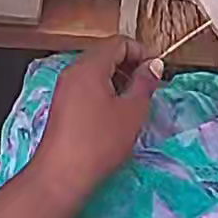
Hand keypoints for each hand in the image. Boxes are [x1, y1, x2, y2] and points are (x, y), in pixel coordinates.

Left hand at [27, 41, 162, 204]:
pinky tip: (115, 112)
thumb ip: (144, 83)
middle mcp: (74, 69)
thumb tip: (153, 64)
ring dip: (118, 78)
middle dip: (130, 65)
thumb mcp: (131, 112)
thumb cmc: (99, 142)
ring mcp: (65, 85)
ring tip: (135, 100)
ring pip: (96, 69)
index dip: (141, 52)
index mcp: (90, 65)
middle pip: (106, 53)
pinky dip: (104, 89)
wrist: (60, 175)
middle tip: (149, 86)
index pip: (119, 42)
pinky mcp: (62, 102)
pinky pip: (86, 84)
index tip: (156, 71)